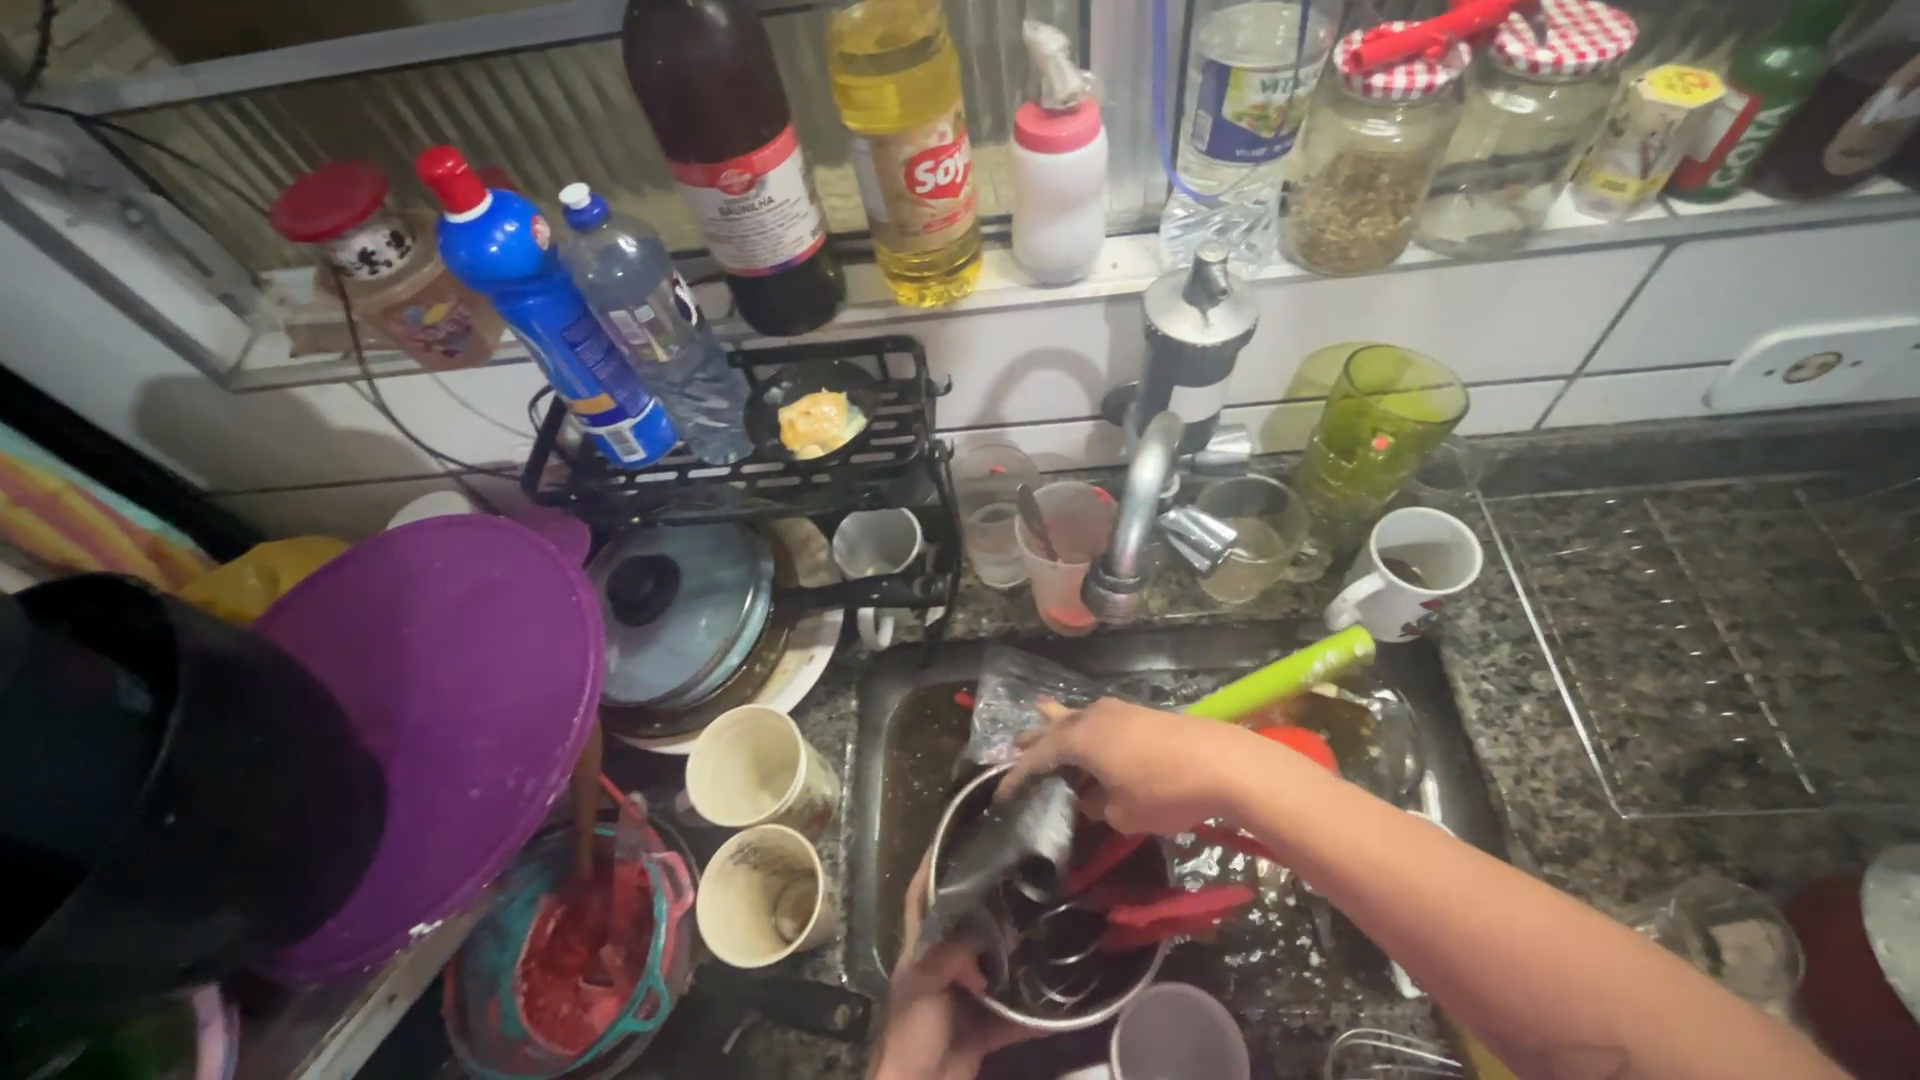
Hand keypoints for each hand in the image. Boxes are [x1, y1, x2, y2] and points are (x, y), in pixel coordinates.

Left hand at [868, 851, 1035, 1079]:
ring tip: (1046, 928)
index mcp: (920, 952)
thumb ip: (951, 954)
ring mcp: (961, 999)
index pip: (921, 899)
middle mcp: (941, 968)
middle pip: (963, 928)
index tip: (953, 838)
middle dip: (987, 907)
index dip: (932, 867)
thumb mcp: (925, 986)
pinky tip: (1061, 1006)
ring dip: (1014, 956)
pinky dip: (1033, 1016)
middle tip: (1019, 879)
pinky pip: (1012, 1018)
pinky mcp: (980, 1030)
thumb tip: (986, 927)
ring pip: (992, 969)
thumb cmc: (911, 1035)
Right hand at [999, 697, 1279, 835]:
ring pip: (1078, 717)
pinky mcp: (1141, 715)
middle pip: (1054, 726)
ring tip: (1044, 721)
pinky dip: (1086, 730)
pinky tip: (1091, 738)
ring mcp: (1119, 711)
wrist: (1224, 763)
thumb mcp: (1122, 813)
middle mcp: (1092, 717)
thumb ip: (1097, 806)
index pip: (1036, 758)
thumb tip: (1090, 798)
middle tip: (1014, 745)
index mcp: (1079, 739)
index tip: (1001, 795)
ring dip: (1061, 727)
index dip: (1017, 777)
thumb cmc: (1165, 791)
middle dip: (1035, 738)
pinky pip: (1099, 720)